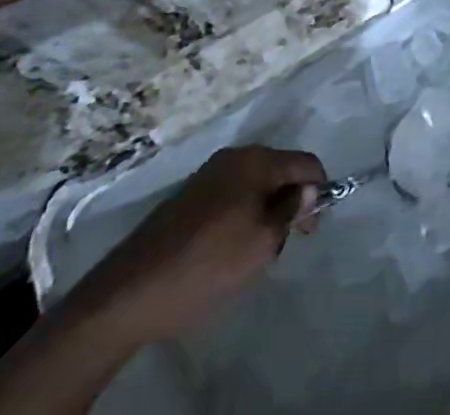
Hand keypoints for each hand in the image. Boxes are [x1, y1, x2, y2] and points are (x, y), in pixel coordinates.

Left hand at [65, 146, 327, 346]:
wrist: (130, 292)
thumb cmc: (209, 263)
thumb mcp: (263, 241)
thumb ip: (292, 209)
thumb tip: (307, 190)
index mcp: (256, 161)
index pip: (306, 162)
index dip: (320, 191)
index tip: (311, 230)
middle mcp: (233, 158)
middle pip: (281, 170)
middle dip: (291, 201)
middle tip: (285, 242)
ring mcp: (207, 175)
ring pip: (257, 184)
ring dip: (267, 210)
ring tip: (256, 250)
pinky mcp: (189, 196)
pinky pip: (233, 195)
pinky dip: (243, 215)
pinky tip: (230, 248)